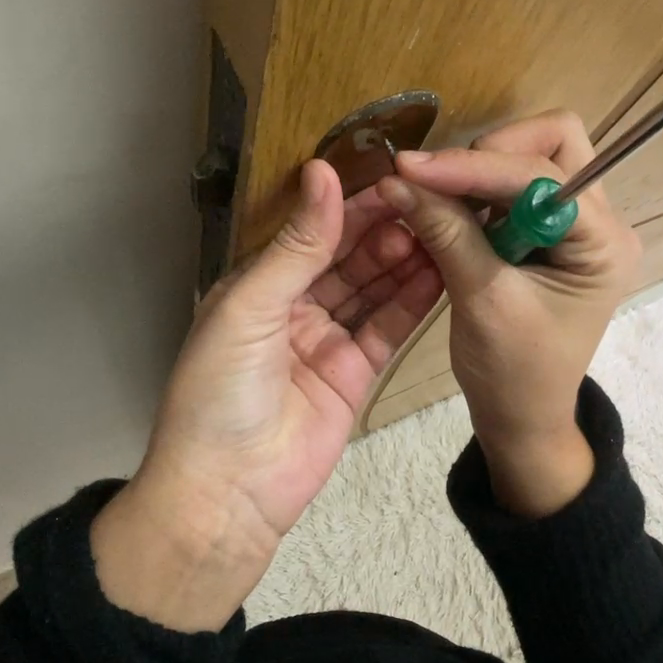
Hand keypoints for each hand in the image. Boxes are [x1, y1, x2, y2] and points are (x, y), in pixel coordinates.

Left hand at [93, 160, 442, 630]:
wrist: (229, 491)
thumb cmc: (219, 392)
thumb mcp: (249, 308)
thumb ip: (296, 246)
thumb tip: (323, 171)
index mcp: (256, 285)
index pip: (312, 232)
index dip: (350, 205)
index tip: (396, 176)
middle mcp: (293, 307)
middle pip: (347, 257)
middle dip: (385, 230)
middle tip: (430, 204)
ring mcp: (326, 341)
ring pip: (372, 289)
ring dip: (404, 260)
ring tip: (443, 230)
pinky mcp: (355, 374)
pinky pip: (387, 328)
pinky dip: (412, 302)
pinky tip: (442, 272)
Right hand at [374, 110, 640, 516]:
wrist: (523, 417)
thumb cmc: (513, 373)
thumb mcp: (480, 301)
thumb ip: (446, 234)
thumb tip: (397, 181)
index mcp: (603, 242)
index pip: (540, 174)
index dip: (473, 167)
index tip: (410, 169)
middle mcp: (600, 221)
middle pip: (554, 142)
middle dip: (491, 154)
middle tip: (440, 186)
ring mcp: (577, 225)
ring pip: (534, 156)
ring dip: (481, 171)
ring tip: (439, 204)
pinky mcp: (550, 234)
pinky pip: (516, 187)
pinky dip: (478, 191)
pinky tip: (449, 214)